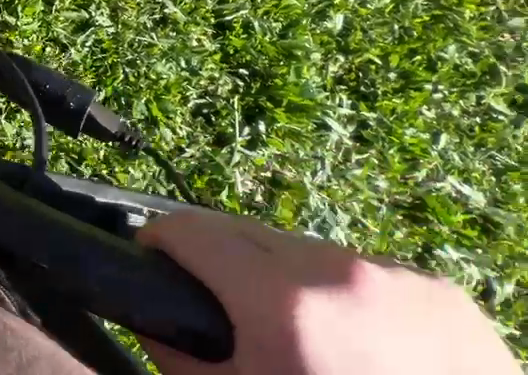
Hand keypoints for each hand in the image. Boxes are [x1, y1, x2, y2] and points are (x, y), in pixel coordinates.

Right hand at [138, 209, 517, 374]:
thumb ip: (176, 356)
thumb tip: (146, 316)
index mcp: (280, 301)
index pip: (185, 228)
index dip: (157, 240)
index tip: (155, 259)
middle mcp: (333, 271)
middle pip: (240, 231)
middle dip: (220, 260)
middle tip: (227, 308)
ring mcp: (392, 274)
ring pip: (301, 250)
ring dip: (283, 275)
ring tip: (303, 331)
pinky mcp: (438, 287)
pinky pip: (362, 269)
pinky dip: (345, 293)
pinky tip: (360, 338)